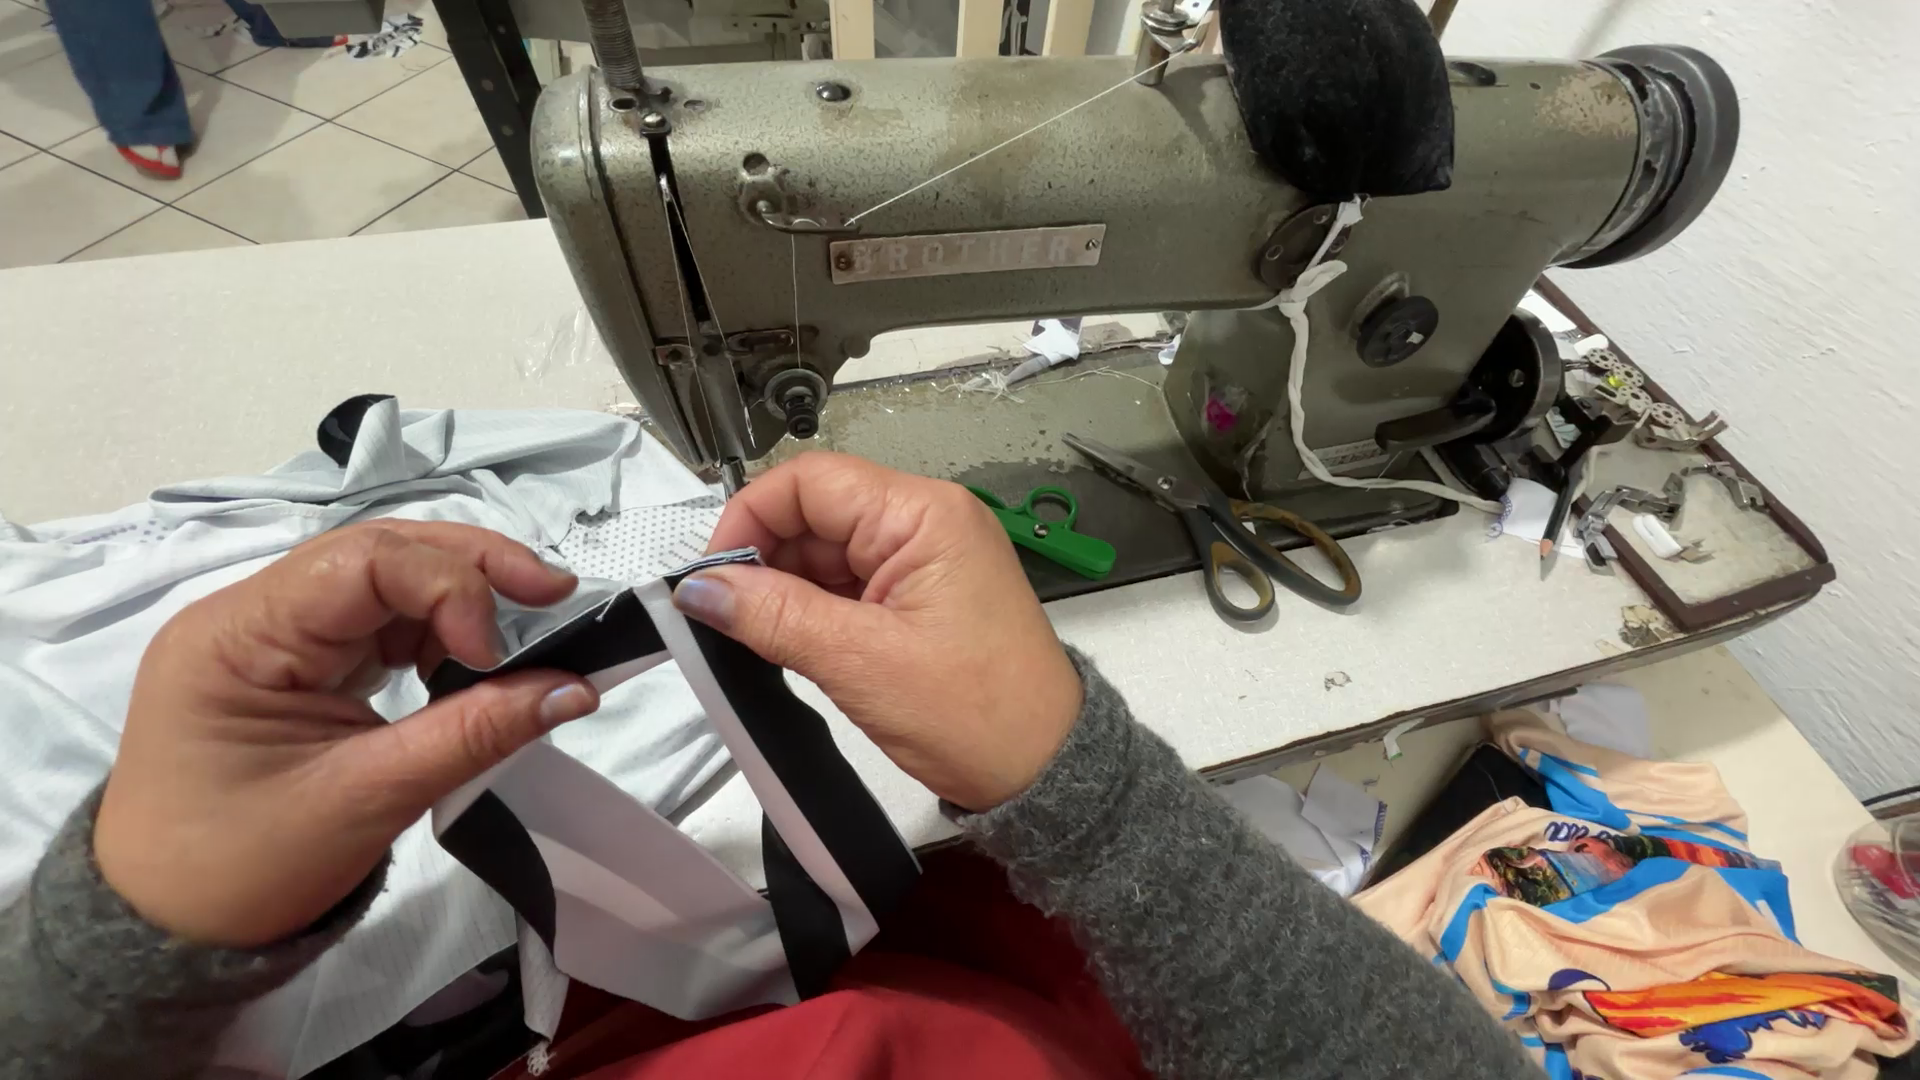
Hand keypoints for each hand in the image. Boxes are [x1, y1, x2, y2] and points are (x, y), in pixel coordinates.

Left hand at [95, 522, 600, 948]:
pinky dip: (453, 624)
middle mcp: (257, 614)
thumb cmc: (245, 868)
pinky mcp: (314, 655)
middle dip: (479, 564)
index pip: (366, 562)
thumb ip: (479, 732)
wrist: (172, 927)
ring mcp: (285, 632)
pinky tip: (483, 654)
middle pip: (386, 548)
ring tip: (536, 618)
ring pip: (398, 571)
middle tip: (558, 592)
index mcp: (241, 638)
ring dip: (473, 589)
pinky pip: (396, 613)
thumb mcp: (372, 798)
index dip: (452, 591)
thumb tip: (578, 689)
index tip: (497, 658)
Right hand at [672, 453, 1081, 810]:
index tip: (712, 576)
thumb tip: (698, 588)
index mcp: (923, 514)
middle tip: (726, 618)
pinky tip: (789, 639)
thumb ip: (774, 615)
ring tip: (757, 637)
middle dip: (766, 559)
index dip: (751, 517)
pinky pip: (850, 582)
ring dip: (786, 589)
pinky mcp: (920, 592)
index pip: (812, 480)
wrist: (1042, 765)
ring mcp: (925, 557)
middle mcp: (926, 520)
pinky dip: (813, 608)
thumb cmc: (972, 712)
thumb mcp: (860, 661)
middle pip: (818, 512)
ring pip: (829, 550)